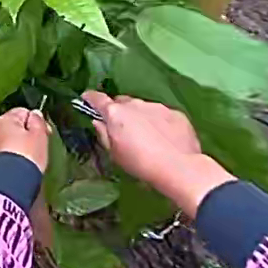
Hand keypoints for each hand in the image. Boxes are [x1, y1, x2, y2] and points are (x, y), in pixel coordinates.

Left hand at [0, 107, 52, 242]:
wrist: (11, 182)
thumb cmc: (28, 156)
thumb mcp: (40, 136)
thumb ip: (38, 122)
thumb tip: (35, 113)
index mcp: (5, 120)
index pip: (22, 112)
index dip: (36, 121)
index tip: (46, 133)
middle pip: (11, 127)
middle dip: (24, 134)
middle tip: (38, 147)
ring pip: (2, 141)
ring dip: (12, 146)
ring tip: (25, 159)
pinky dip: (1, 158)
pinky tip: (7, 164)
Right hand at [81, 92, 233, 216]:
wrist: (180, 168)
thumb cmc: (140, 163)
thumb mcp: (114, 153)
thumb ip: (103, 134)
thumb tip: (98, 122)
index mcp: (115, 113)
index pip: (97, 98)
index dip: (89, 98)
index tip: (86, 99)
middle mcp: (135, 104)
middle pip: (122, 102)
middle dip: (119, 111)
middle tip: (122, 127)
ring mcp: (157, 107)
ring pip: (142, 107)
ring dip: (140, 116)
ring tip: (147, 135)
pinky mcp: (176, 114)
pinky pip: (162, 114)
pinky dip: (159, 122)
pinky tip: (164, 138)